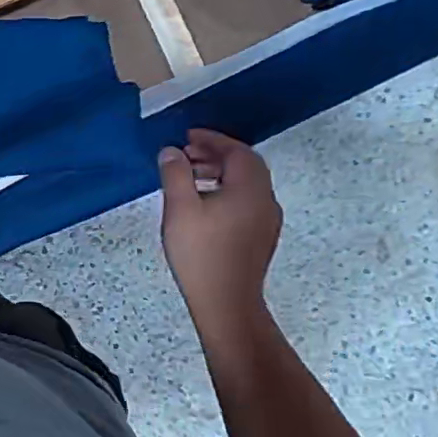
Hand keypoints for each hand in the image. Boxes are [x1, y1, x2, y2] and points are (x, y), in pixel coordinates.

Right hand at [157, 129, 282, 331]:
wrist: (225, 300)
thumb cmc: (200, 251)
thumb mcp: (179, 208)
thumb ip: (175, 174)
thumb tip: (171, 151)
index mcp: (249, 190)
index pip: (238, 152)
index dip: (213, 139)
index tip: (188, 136)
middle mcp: (265, 201)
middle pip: (247, 165)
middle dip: (216, 153)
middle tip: (185, 153)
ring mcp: (266, 220)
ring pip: (247, 183)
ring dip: (220, 171)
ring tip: (188, 175)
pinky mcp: (260, 235)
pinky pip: (246, 199)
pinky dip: (225, 188)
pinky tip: (201, 201)